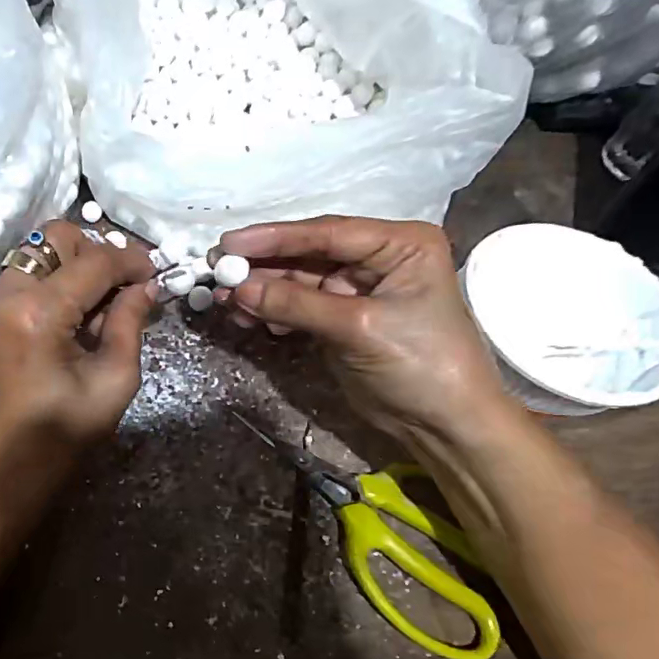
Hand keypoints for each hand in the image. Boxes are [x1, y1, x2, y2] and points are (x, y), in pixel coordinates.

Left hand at [0, 220, 155, 486]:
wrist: (12, 458)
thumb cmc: (67, 429)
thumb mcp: (115, 379)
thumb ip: (130, 323)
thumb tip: (146, 286)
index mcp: (38, 315)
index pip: (93, 262)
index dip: (131, 261)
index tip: (155, 274)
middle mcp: (7, 294)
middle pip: (57, 238)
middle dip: (97, 252)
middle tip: (123, 285)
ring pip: (39, 250)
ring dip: (75, 264)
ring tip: (100, 301)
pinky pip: (27, 271)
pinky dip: (55, 278)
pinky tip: (74, 311)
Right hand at [216, 216, 515, 440]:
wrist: (442, 424)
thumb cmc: (419, 365)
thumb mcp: (358, 328)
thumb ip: (297, 304)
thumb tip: (238, 289)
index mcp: (398, 245)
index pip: (327, 233)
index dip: (274, 238)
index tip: (229, 243)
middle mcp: (376, 260)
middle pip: (307, 254)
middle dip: (261, 265)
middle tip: (215, 271)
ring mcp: (356, 291)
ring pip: (297, 282)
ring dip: (260, 291)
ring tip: (223, 300)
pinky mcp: (340, 320)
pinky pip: (298, 308)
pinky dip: (272, 313)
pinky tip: (246, 318)